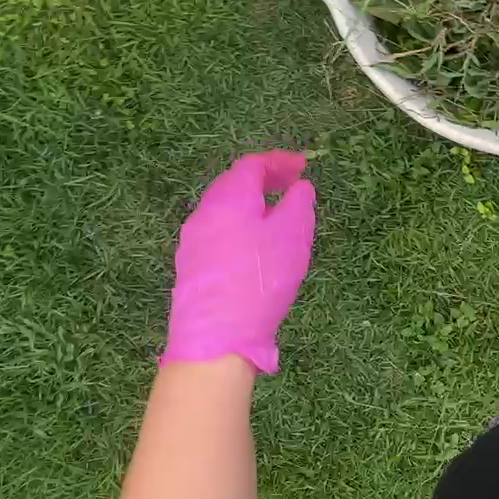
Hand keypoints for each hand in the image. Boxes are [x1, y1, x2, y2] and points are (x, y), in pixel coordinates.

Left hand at [160, 151, 316, 373]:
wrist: (218, 337)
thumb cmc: (261, 278)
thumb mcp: (292, 236)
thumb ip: (298, 205)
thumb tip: (299, 188)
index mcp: (228, 200)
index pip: (251, 167)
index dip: (279, 161)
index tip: (304, 165)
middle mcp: (204, 215)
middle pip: (233, 185)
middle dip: (265, 179)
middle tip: (294, 183)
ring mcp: (194, 242)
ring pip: (226, 210)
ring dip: (255, 203)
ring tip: (281, 212)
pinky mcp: (194, 267)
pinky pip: (221, 231)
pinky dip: (244, 223)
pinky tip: (261, 243)